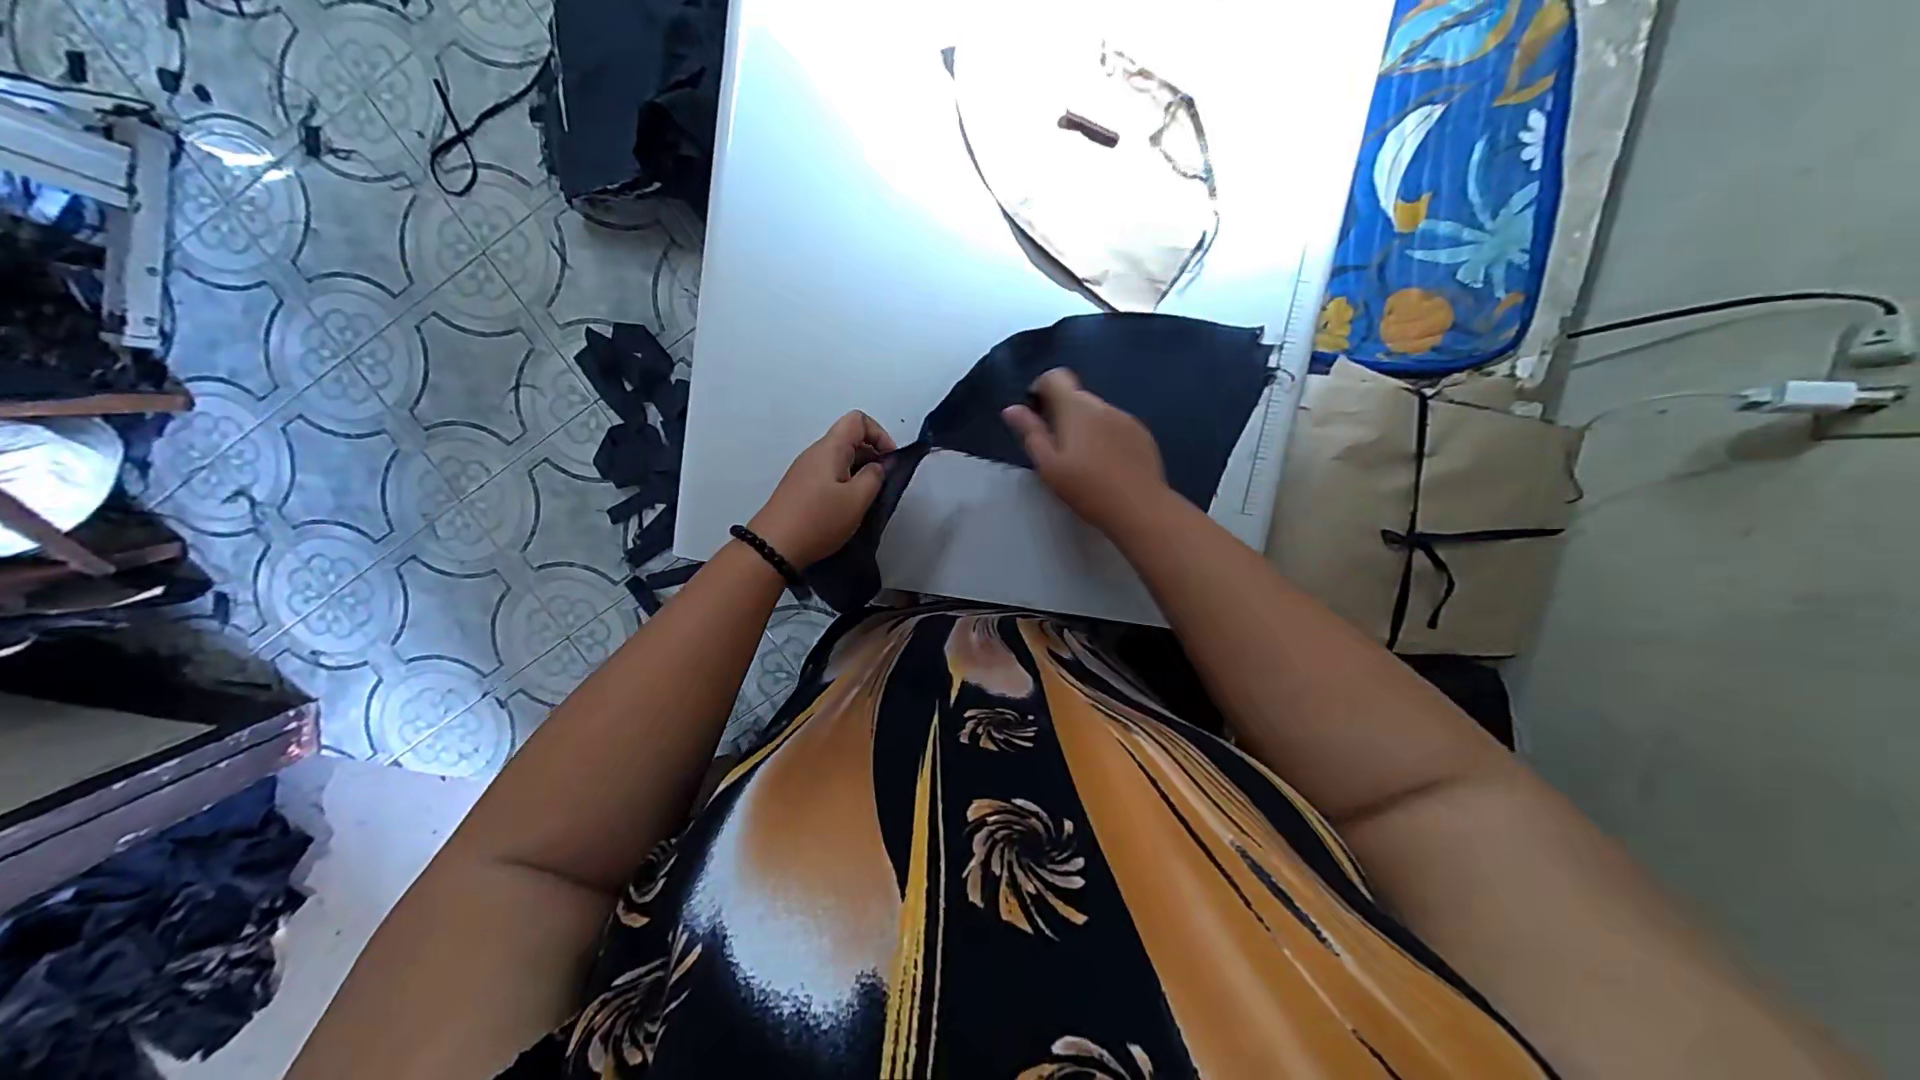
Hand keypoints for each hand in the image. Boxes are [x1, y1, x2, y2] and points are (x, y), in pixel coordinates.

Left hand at [747, 411, 896, 567]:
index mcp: (829, 449)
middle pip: (849, 438)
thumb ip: (875, 477)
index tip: (890, 460)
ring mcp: (805, 471)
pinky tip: (849, 507)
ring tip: (868, 498)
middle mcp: (815, 454)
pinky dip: (846, 483)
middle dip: (872, 454)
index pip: (857, 420)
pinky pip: (829, 474)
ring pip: (840, 458)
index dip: (880, 434)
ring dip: (860, 471)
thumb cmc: (817, 521)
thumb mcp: (857, 500)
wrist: (774, 547)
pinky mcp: (801, 488)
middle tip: (883, 482)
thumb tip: (878, 467)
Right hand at [1002, 368, 1170, 534]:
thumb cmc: (1087, 488)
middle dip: (1062, 414)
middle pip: (1076, 396)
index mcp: (1076, 408)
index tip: (1037, 415)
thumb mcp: (1049, 465)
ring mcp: (1127, 418)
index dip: (1041, 389)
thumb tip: (1011, 408)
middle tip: (1057, 449)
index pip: (1055, 377)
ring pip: (1097, 413)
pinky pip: (1116, 426)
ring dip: (1086, 427)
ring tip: (1084, 461)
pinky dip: (1106, 437)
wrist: (1140, 508)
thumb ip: (1030, 432)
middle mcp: (1103, 405)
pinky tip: (1107, 465)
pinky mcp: (1143, 434)